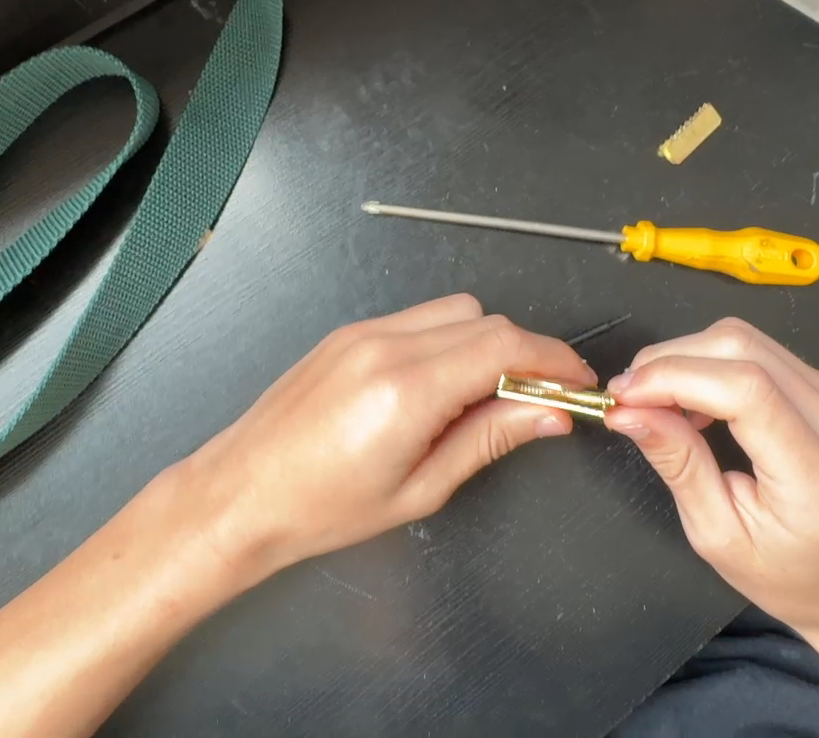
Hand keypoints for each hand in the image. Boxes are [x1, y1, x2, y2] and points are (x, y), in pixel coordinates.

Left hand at [170, 294, 592, 581]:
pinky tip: (441, 383)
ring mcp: (364, 330)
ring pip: (457, 311)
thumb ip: (491, 439)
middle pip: (487, 320)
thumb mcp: (421, 488)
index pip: (505, 347)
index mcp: (406, 389)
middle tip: (536, 399)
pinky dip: (450, 339)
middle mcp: (386, 344)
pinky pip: (420, 317)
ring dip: (487, 342)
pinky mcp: (350, 330)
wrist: (242, 492)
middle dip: (526, 352)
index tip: (577, 382)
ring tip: (483, 396)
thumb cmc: (323, 508)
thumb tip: (550, 413)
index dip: (554, 360)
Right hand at [604, 318, 818, 646]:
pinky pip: (761, 352)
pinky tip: (695, 398)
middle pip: (743, 349)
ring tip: (658, 397)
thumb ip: (678, 465)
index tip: (624, 394)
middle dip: (671, 359)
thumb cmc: (788, 578)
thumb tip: (627, 412)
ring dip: (687, 356)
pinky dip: (712, 363)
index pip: (746, 391)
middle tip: (630, 394)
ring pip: (748, 340)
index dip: (675, 377)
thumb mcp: (717, 537)